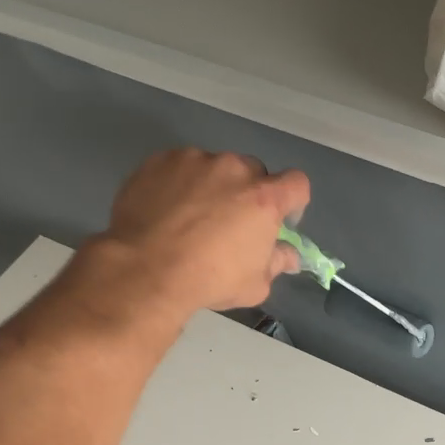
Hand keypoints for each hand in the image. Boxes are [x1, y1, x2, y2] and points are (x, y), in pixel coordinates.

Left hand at [95, 148, 310, 312]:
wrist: (147, 268)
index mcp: (264, 200)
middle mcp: (233, 170)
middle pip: (254, 171)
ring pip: (215, 167)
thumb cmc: (211, 280)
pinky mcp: (161, 159)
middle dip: (250, 193)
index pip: (298, 184)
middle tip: (233, 222)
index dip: (293, 201)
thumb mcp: (256, 284)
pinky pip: (181, 166)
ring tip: (193, 216)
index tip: (281, 219)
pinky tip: (168, 209)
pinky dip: (181, 183)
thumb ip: (276, 263)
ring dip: (214, 186)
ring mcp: (195, 160)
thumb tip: (287, 255)